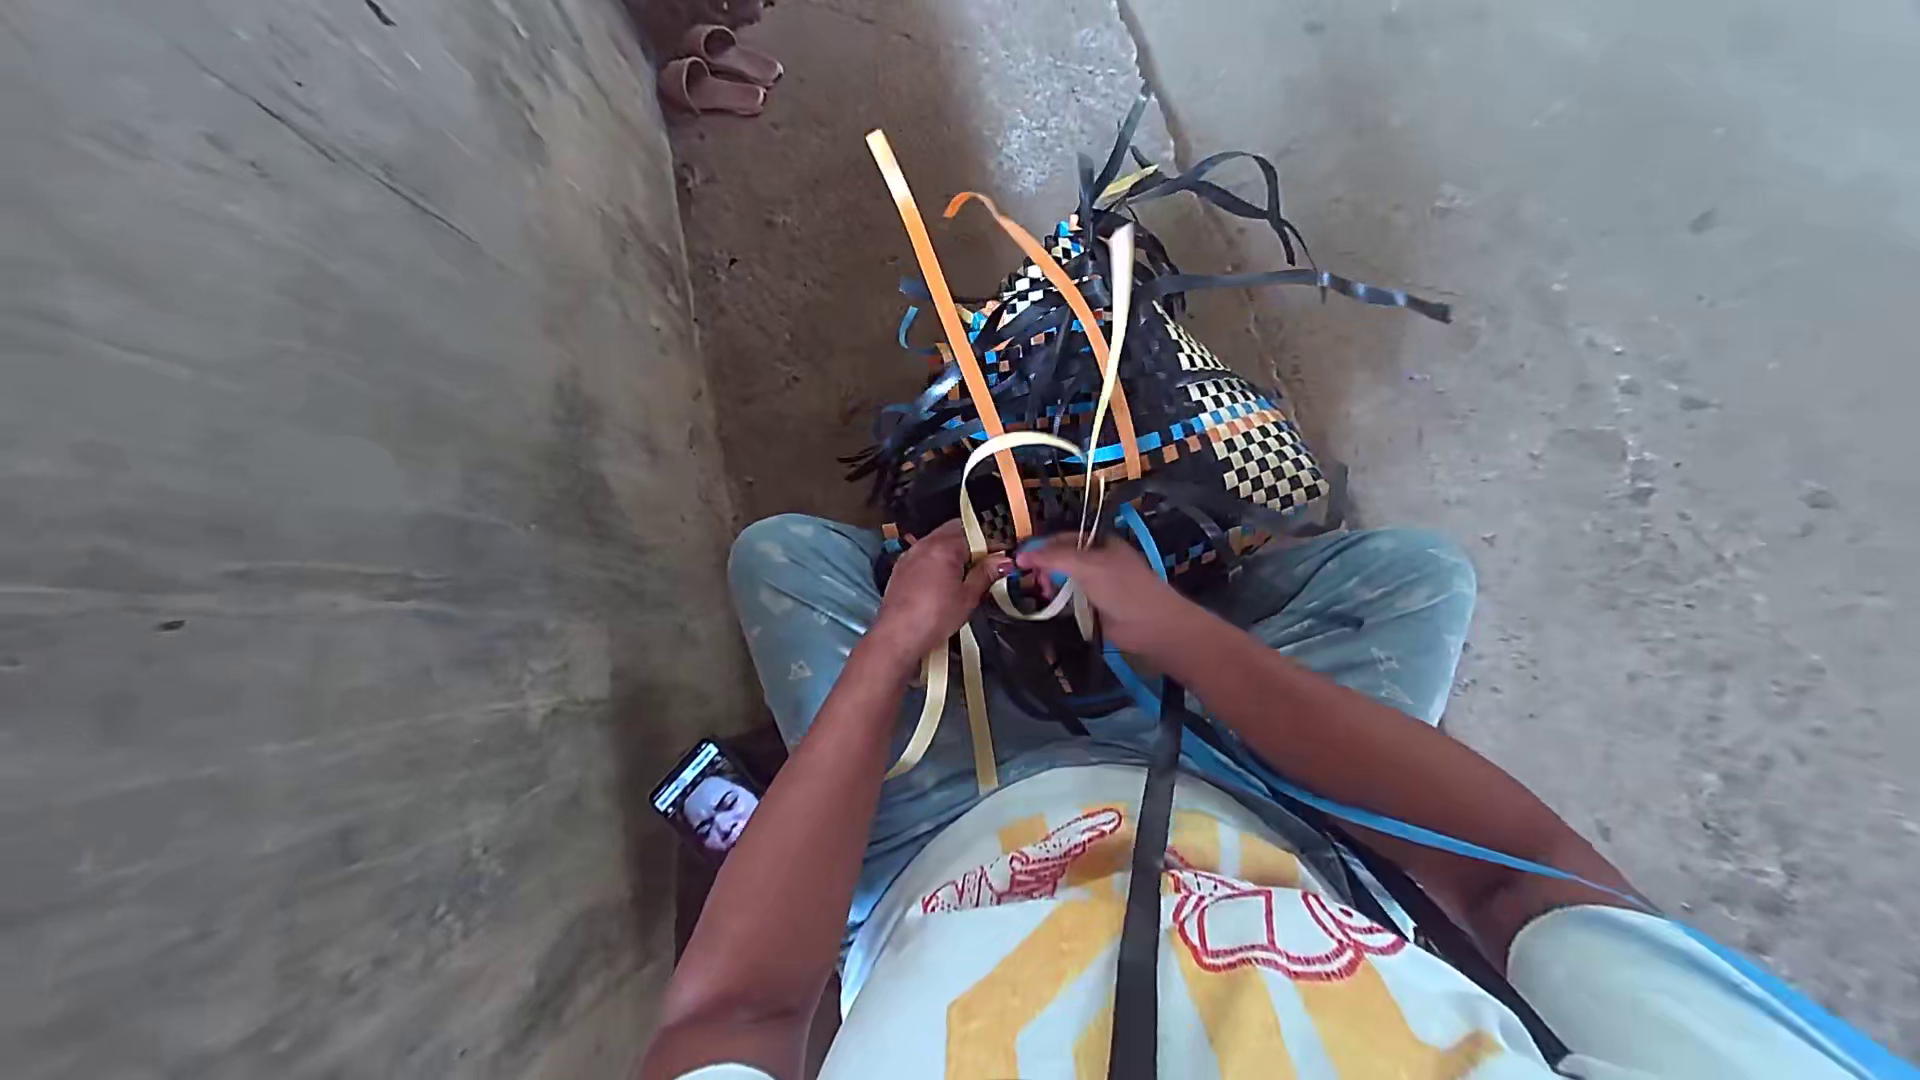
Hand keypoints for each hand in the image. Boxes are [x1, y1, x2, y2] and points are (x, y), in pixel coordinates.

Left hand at [869, 520, 1011, 663]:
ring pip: (938, 540)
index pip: (975, 534)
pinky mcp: (901, 567)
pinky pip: (924, 552)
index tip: (1003, 556)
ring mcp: (910, 554)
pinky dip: (938, 557)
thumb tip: (1002, 561)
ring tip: (968, 570)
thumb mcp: (967, 597)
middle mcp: (925, 544)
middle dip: (973, 540)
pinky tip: (945, 576)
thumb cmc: (934, 617)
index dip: (993, 544)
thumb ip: (985, 574)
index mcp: (944, 546)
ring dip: (954, 548)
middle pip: (954, 530)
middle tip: (987, 560)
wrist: (897, 636)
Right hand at [1015, 536, 1190, 654]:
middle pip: (1059, 559)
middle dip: (1043, 568)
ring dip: (1049, 587)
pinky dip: (1057, 603)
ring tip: (1043, 595)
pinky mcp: (1092, 607)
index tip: (1019, 560)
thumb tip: (1022, 555)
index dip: (1040, 546)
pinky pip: (1068, 600)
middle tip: (1033, 581)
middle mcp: (1095, 561)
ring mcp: (1094, 585)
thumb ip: (1054, 557)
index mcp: (1098, 543)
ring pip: (1062, 581)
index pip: (1061, 538)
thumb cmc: (1124, 589)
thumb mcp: (1088, 566)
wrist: (1152, 627)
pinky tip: (1048, 607)